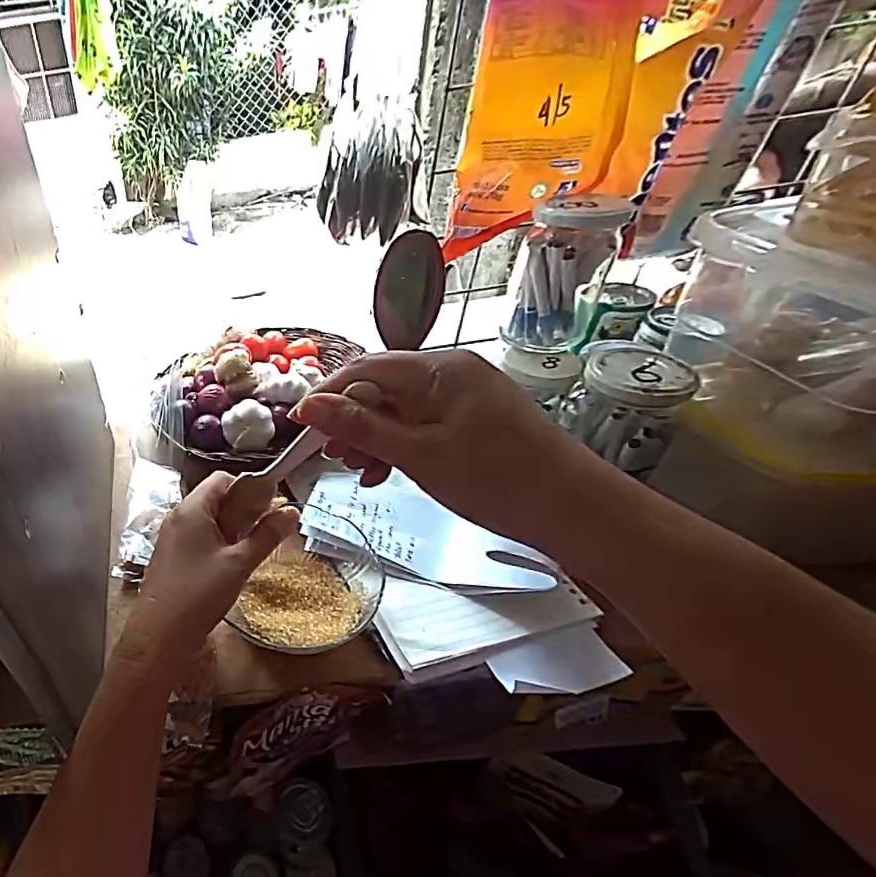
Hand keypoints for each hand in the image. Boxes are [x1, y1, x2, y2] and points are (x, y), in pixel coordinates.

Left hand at [113, 472, 298, 686]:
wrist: (159, 636)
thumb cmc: (199, 594)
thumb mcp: (239, 563)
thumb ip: (267, 535)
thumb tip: (292, 512)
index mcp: (192, 509)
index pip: (223, 479)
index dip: (249, 487)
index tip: (270, 506)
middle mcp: (178, 517)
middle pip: (216, 498)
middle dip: (243, 510)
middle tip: (266, 530)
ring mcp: (172, 538)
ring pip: (208, 519)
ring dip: (232, 528)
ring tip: (251, 549)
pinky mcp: (172, 557)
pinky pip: (198, 537)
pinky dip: (218, 543)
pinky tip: (231, 565)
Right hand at [289, 350, 591, 548]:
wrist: (572, 507)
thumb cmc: (497, 480)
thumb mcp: (418, 455)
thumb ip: (362, 427)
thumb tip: (310, 406)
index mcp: (438, 369)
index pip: (366, 369)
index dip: (329, 397)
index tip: (303, 428)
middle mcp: (451, 370)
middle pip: (382, 386)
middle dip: (353, 421)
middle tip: (336, 458)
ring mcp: (465, 393)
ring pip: (401, 407)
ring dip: (375, 435)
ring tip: (361, 469)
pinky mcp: (475, 416)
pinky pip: (424, 421)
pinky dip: (402, 443)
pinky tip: (389, 469)